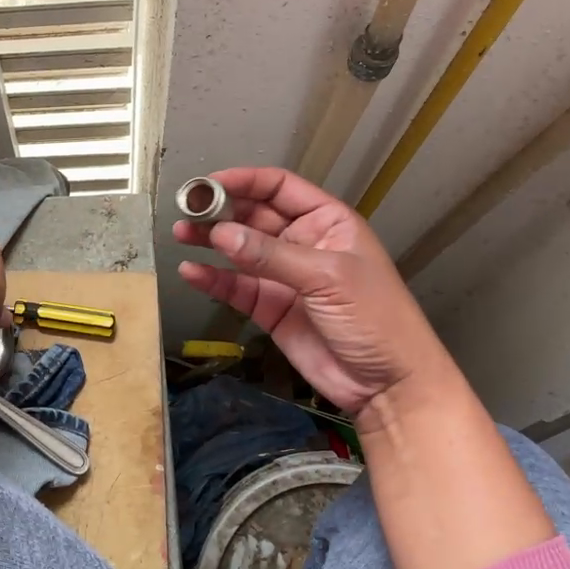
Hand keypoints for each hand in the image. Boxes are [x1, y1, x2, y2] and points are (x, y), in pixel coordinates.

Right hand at [172, 168, 445, 418]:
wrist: (389, 386)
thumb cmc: (376, 319)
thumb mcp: (327, 277)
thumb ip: (271, 255)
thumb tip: (220, 234)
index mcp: (326, 221)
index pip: (278, 188)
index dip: (243, 181)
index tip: (208, 184)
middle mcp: (302, 242)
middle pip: (252, 216)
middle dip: (220, 211)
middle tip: (186, 210)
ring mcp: (284, 275)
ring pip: (238, 249)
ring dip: (210, 240)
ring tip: (180, 234)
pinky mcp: (269, 308)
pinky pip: (235, 287)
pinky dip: (212, 279)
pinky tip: (190, 272)